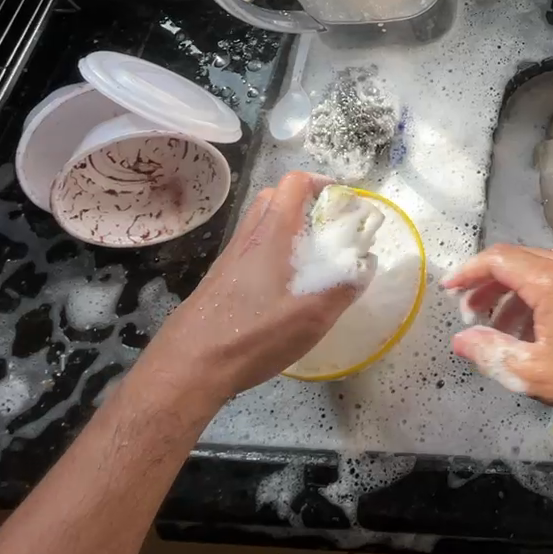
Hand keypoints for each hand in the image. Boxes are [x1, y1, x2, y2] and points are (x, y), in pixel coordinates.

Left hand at [143, 172, 370, 406]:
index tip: (341, 201)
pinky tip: (282, 289)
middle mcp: (247, 238)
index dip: (320, 182)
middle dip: (303, 203)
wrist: (187, 370)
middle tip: (326, 227)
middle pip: (273, 199)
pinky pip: (249, 252)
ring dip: (286, 229)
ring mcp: (228, 261)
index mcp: (271, 234)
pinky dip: (270, 254)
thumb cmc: (253, 335)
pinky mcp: (218, 283)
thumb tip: (365, 266)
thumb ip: (344, 287)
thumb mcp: (312, 316)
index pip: (293, 183)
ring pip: (259, 226)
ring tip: (310, 258)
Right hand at [442, 244, 552, 427]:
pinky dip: (540, 296)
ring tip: (502, 331)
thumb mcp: (535, 374)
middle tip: (471, 317)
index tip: (449, 292)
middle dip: (489, 285)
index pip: (499, 258)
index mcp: (552, 279)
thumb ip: (492, 353)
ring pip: (541, 270)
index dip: (469, 272)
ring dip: (515, 294)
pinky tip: (537, 331)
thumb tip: (461, 341)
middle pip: (519, 260)